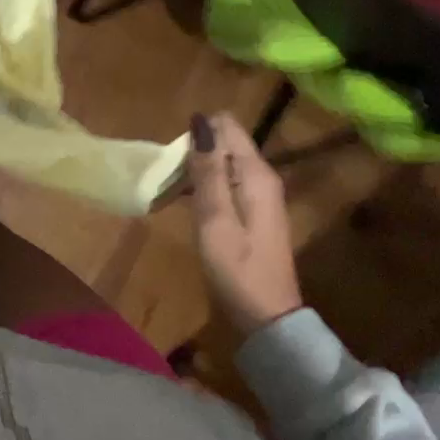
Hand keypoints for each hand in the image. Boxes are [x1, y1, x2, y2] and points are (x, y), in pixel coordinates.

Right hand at [187, 112, 303, 334]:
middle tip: (172, 180)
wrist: (267, 317)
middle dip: (194, 151)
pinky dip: (203, 187)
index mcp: (255, 174)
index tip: (178, 160)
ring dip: (195, 170)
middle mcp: (261, 177)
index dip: (198, 133)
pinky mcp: (253, 211)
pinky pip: (224, 182)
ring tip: (172, 191)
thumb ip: (207, 170)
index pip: (227, 125)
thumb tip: (200, 122)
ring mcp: (259, 195)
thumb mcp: (215, 217)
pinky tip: (186, 205)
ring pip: (221, 162)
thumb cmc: (237, 267)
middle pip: (223, 142)